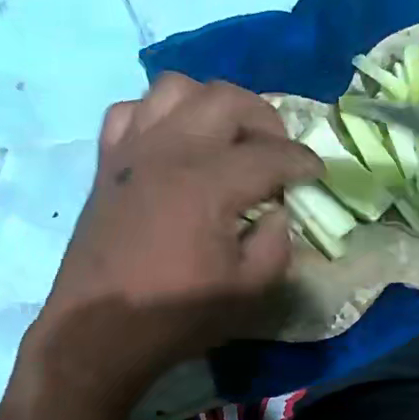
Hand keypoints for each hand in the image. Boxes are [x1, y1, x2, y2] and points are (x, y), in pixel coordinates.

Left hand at [34, 74, 320, 401]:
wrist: (100, 332)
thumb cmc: (177, 315)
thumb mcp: (249, 291)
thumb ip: (277, 244)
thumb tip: (277, 212)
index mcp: (210, 184)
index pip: (271, 154)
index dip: (303, 161)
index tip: (318, 173)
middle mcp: (171, 150)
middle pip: (226, 99)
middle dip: (265, 118)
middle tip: (277, 150)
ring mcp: (133, 150)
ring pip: (176, 88)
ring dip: (211, 104)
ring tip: (227, 136)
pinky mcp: (108, 162)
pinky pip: (132, 110)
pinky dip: (160, 115)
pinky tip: (174, 143)